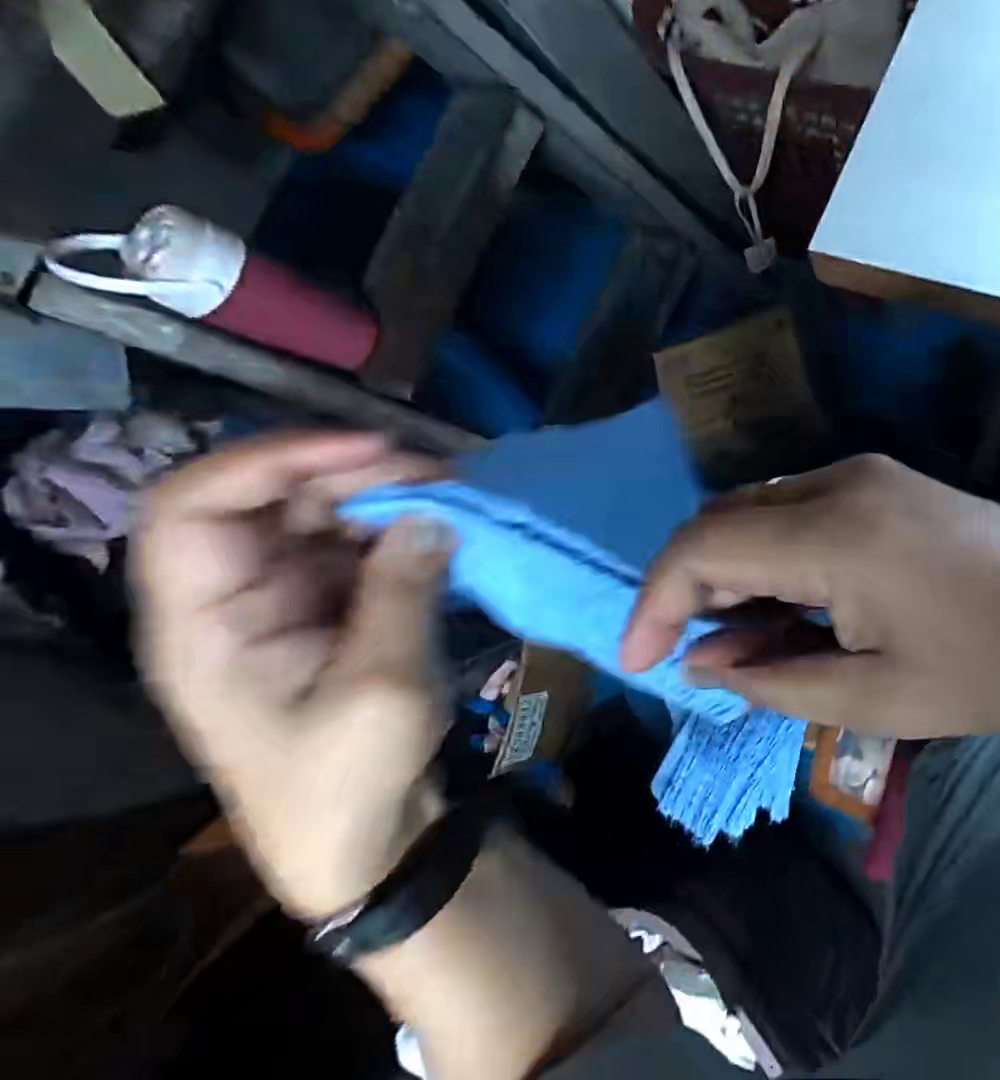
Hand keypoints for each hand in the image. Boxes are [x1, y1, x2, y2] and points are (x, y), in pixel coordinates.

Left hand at [132, 432, 453, 918]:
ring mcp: (294, 604)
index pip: (197, 508)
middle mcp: (238, 598)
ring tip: (456, 496)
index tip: (374, 450)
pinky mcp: (344, 614)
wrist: (366, 835)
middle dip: (350, 476)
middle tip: (439, 475)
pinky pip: (367, 553)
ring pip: (325, 523)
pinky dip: (407, 532)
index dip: (275, 462)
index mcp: (204, 621)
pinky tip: (451, 528)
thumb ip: (402, 593)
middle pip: (270, 504)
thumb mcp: (381, 686)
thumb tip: (433, 516)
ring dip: (387, 500)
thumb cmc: (347, 775)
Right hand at [622, 455, 999, 737]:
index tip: (640, 665)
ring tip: (755, 648)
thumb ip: (778, 678)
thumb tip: (706, 661)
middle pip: (728, 521)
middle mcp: (844, 481)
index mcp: (834, 531)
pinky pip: (810, 514)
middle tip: (705, 663)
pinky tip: (803, 612)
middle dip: (696, 590)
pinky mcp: (899, 487)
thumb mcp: (881, 697)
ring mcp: (875, 476)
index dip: (655, 605)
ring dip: (742, 576)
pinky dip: (785, 561)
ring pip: (767, 514)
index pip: (701, 547)